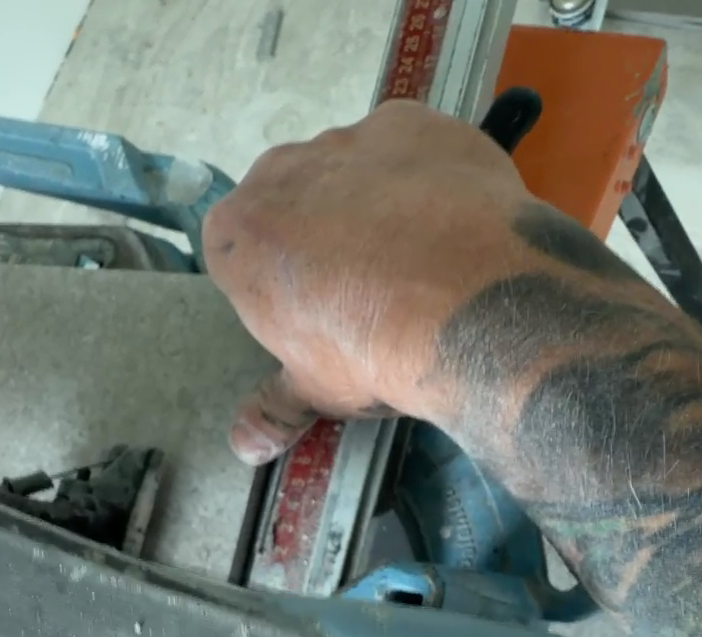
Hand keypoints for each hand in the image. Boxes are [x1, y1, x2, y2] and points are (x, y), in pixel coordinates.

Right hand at [203, 101, 536, 463]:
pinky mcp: (414, 122)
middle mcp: (280, 171)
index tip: (319, 314)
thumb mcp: (318, 389)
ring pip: (352, 171)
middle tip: (369, 289)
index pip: (244, 255)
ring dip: (375, 205)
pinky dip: (426, 180)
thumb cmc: (370, 351)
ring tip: (421, 258)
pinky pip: (411, 151)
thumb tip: (245, 448)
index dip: (283, 286)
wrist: (464, 303)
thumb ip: (275, 408)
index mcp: (238, 236)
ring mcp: (349, 138)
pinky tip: (453, 223)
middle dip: (322, 238)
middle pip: (293, 203)